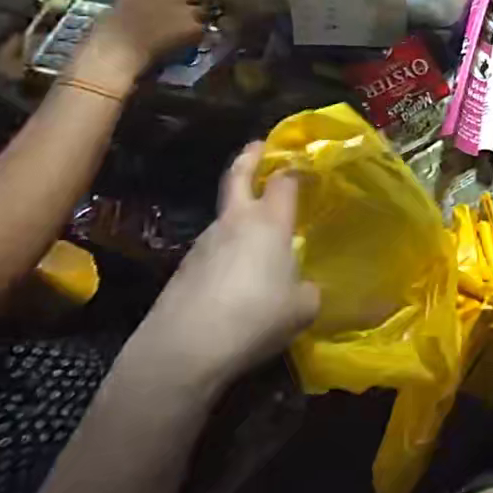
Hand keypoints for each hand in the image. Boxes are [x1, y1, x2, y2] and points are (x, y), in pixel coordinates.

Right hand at [65, 0, 207, 92]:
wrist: (121, 46)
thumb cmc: (116, 24)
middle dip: (196, 2)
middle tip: (187, 14)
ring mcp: (187, 10)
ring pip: (204, 12)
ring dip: (199, 19)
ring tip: (187, 30)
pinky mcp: (194, 29)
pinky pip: (203, 30)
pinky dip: (197, 36)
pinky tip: (185, 42)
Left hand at [124, 144, 318, 388]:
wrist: (186, 347)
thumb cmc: (256, 316)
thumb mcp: (302, 308)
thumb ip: (308, 290)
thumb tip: (303, 286)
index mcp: (269, 222)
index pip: (284, 180)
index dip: (296, 169)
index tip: (306, 166)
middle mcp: (235, 222)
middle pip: (238, 175)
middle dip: (250, 156)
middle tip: (259, 146)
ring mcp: (204, 242)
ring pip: (226, 216)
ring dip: (240, 214)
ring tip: (259, 236)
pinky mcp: (185, 267)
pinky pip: (214, 249)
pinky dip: (228, 251)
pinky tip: (237, 278)